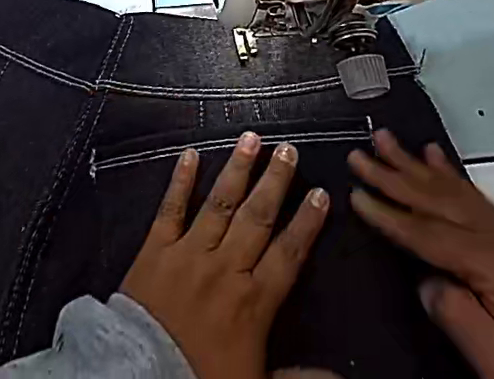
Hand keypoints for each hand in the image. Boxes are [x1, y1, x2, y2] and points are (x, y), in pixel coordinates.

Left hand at [120, 132, 330, 378]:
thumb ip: (298, 378)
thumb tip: (337, 375)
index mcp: (252, 301)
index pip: (288, 253)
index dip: (306, 223)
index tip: (320, 193)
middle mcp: (225, 267)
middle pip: (257, 217)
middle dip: (275, 181)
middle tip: (288, 150)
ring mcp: (189, 253)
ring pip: (219, 203)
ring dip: (237, 169)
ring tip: (250, 138)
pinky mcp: (155, 251)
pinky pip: (170, 210)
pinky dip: (180, 181)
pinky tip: (189, 154)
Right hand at [348, 131, 493, 378]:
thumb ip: (463, 321)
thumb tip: (426, 284)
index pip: (427, 234)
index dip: (388, 214)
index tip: (357, 196)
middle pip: (434, 199)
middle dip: (393, 175)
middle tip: (360, 154)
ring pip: (451, 190)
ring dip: (415, 164)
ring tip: (387, 140)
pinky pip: (473, 195)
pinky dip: (449, 173)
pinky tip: (435, 158)